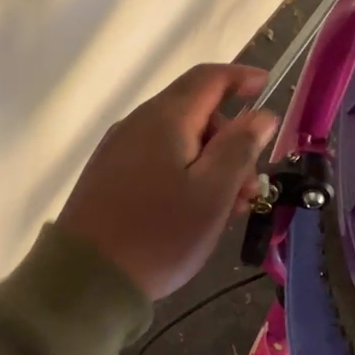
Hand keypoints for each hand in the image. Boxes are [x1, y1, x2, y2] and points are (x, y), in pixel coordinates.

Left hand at [58, 64, 281, 299]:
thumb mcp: (212, 193)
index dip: (242, 77)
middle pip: (195, 111)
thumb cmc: (160, 234)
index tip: (268, 85)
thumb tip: (262, 114)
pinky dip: (185, 173)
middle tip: (250, 186)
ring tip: (228, 207)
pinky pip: (156, 159)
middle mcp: (137, 123)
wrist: (87, 277)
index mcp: (165, 118)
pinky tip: (194, 209)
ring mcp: (118, 149)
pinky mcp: (108, 175)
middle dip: (231, 139)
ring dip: (210, 163)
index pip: (209, 78)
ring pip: (177, 139)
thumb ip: (240, 147)